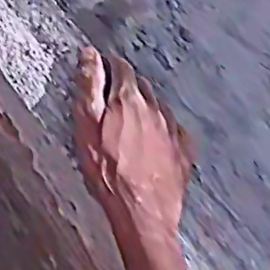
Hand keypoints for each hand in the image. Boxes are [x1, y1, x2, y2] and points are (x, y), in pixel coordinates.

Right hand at [72, 46, 193, 269]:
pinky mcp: (183, 154)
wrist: (141, 214)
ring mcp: (172, 132)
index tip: (100, 67)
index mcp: (128, 99)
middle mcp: (154, 110)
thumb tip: (89, 55)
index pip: (121, 67)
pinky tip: (153, 135)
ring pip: (158, 105)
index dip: (108, 64)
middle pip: (141, 84)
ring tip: (130, 116)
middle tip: (110, 95)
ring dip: (144, 103)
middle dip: (126, 83)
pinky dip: (163, 125)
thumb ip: (89, 85)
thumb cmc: (107, 169)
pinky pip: (175, 128)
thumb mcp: (86, 123)